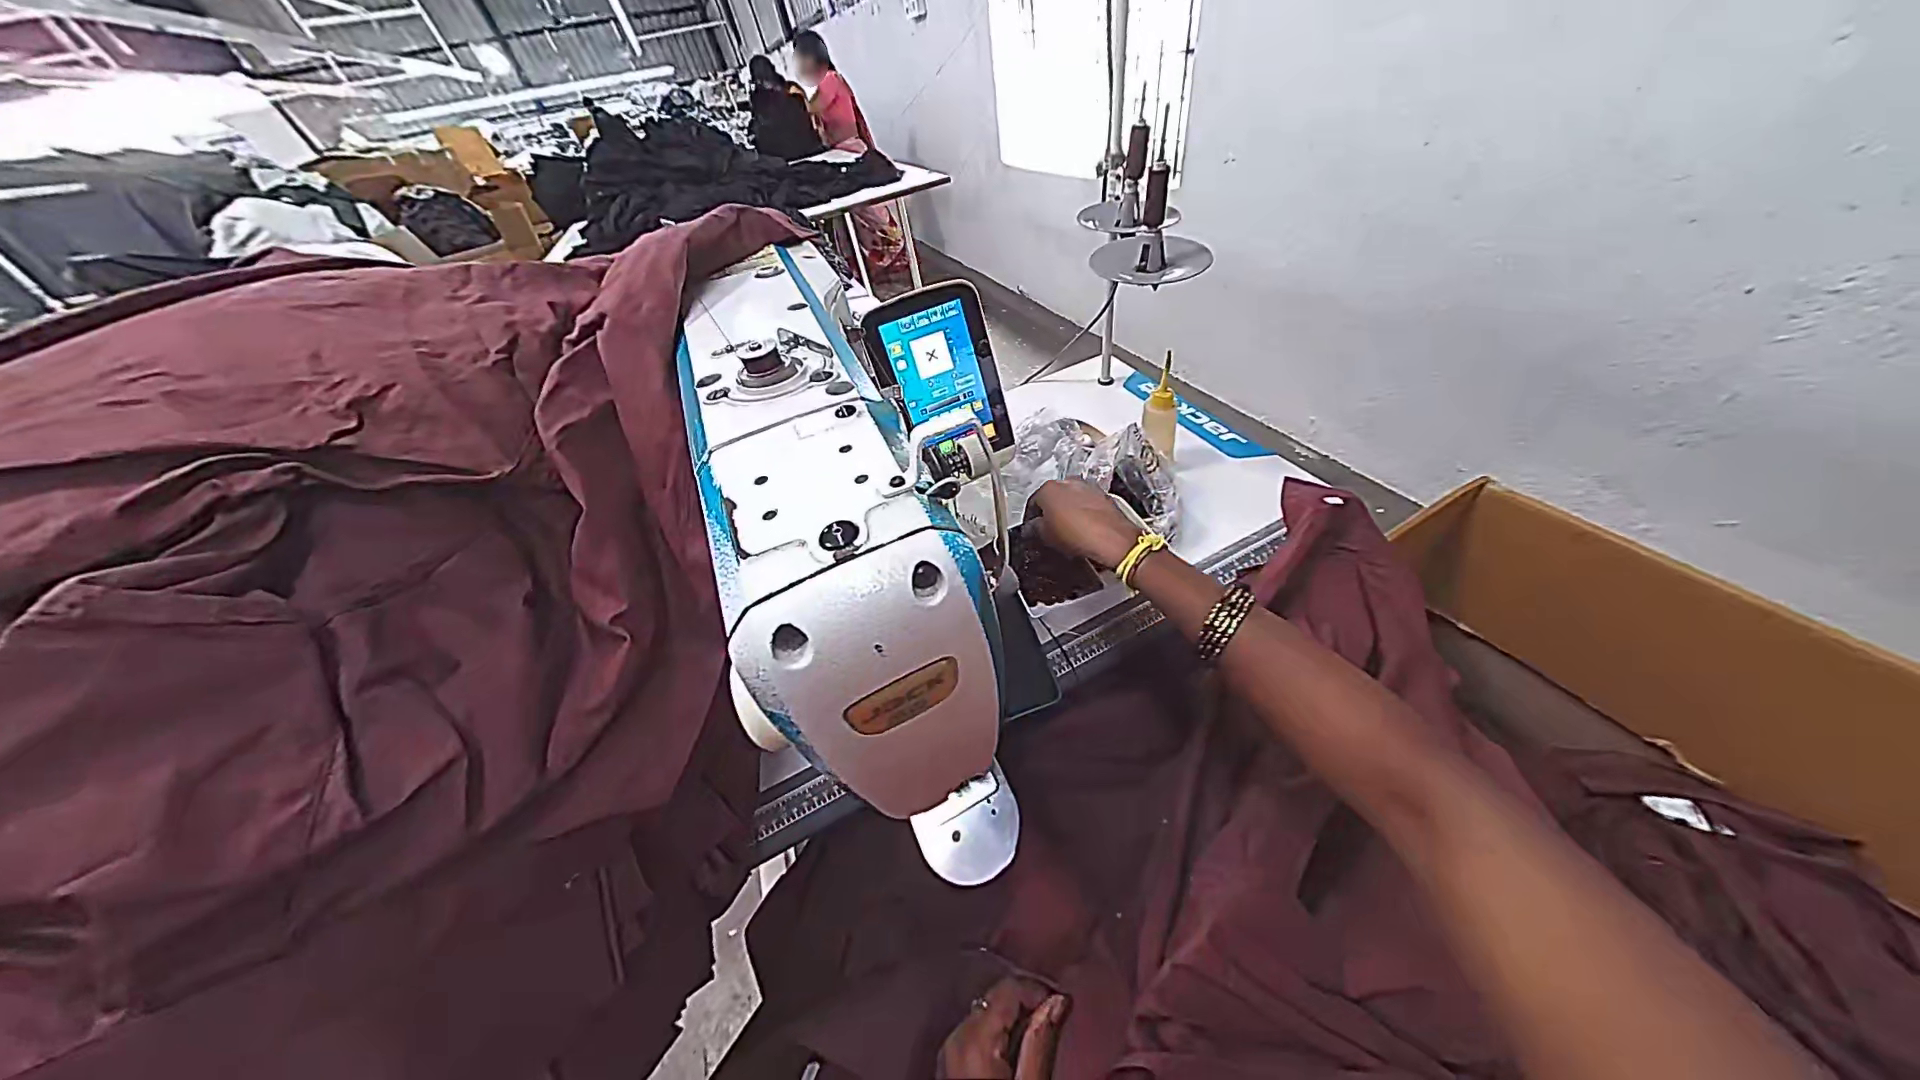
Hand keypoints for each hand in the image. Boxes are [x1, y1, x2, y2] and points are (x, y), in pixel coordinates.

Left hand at [935, 977, 1068, 1079]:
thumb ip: (1041, 1042)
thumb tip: (1058, 999)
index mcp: (974, 1036)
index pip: (1009, 987)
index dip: (1039, 989)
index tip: (1062, 1004)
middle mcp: (955, 1034)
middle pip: (997, 998)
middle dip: (1026, 1004)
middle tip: (1054, 1021)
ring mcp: (948, 1049)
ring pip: (987, 1014)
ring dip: (1013, 1019)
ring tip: (1037, 1037)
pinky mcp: (947, 1064)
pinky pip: (976, 1032)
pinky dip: (998, 1033)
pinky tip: (1013, 1050)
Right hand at [1029, 479, 1142, 570]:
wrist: (1112, 539)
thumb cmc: (1080, 535)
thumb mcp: (1046, 536)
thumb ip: (1035, 528)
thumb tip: (1035, 526)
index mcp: (1049, 488)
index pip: (1033, 502)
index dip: (1031, 517)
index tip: (1032, 526)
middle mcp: (1068, 482)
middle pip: (1053, 497)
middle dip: (1051, 512)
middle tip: (1049, 529)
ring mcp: (1087, 487)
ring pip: (1071, 498)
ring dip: (1068, 511)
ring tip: (1068, 531)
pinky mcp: (1103, 496)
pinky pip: (1087, 504)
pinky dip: (1083, 513)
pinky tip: (1083, 529)